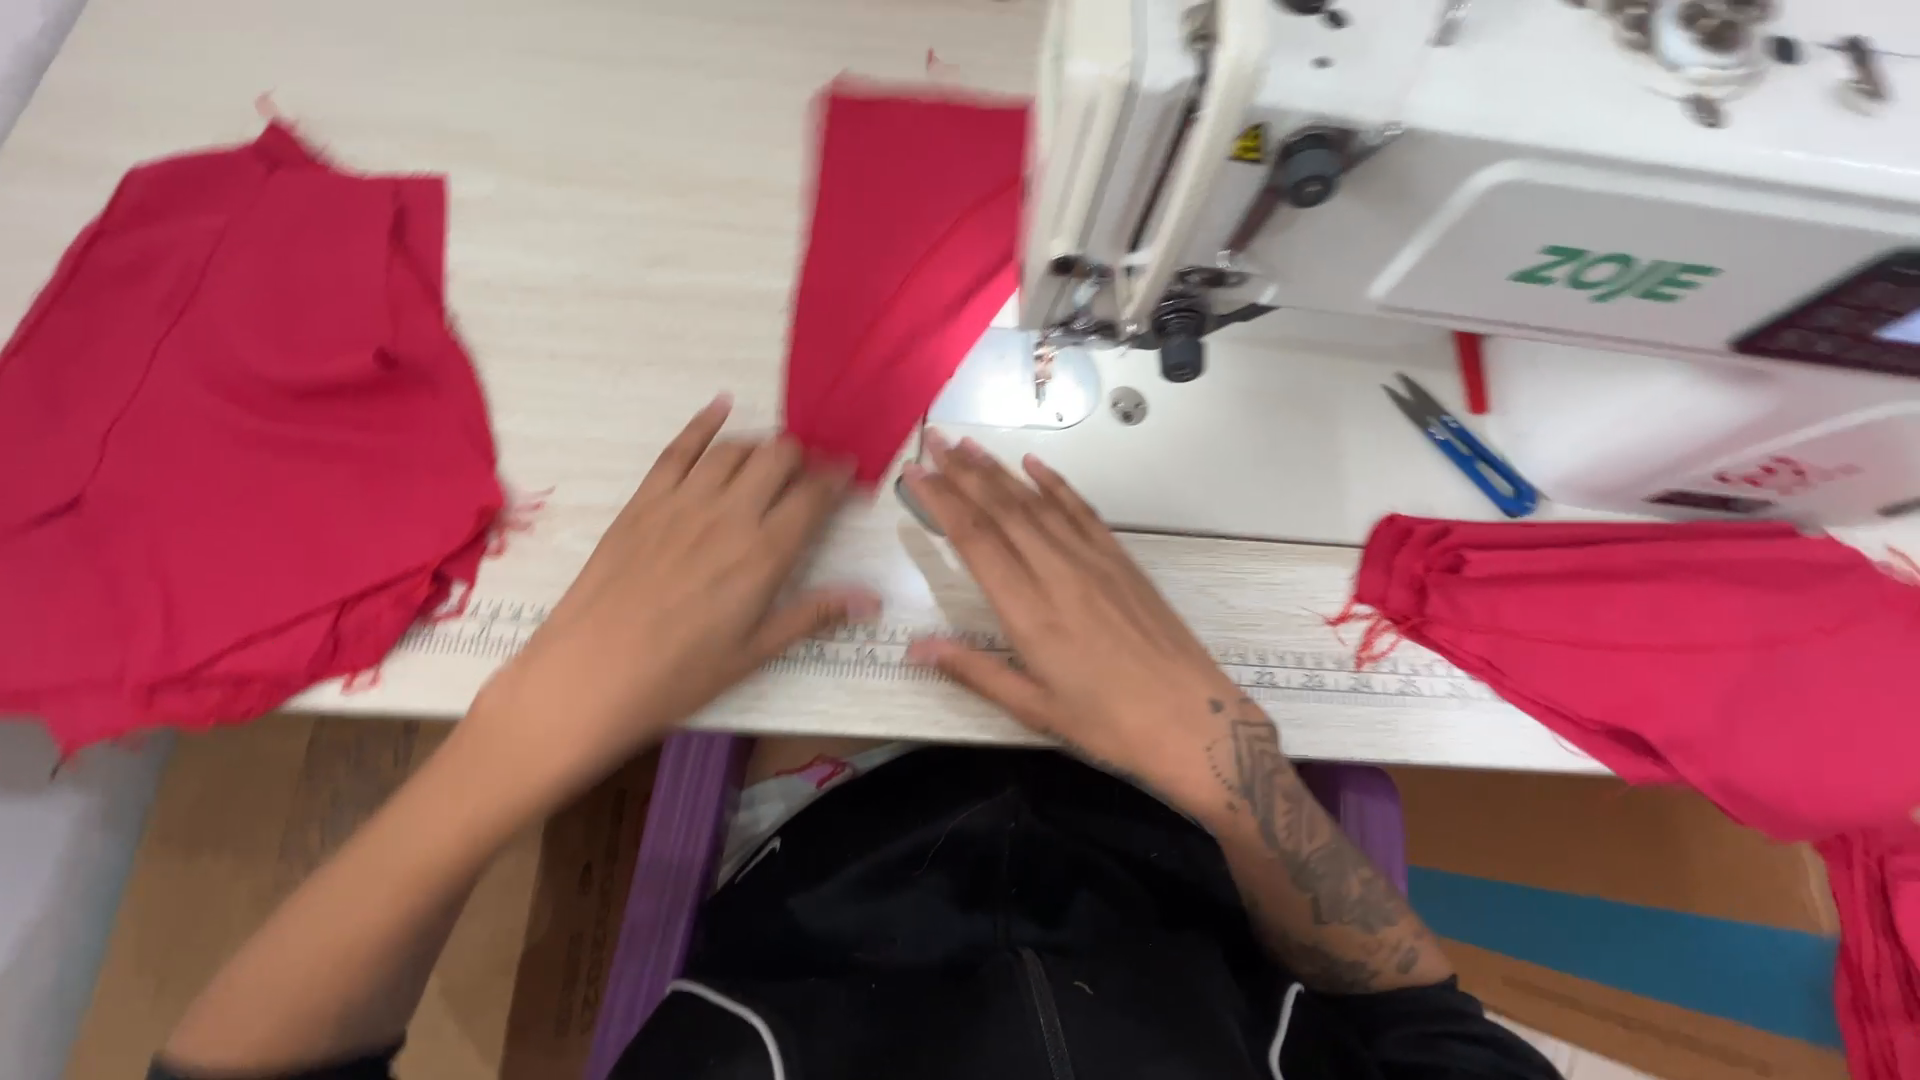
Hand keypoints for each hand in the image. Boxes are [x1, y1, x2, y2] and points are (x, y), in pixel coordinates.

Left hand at [465, 395, 878, 795]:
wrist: (590, 672)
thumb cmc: (681, 673)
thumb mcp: (756, 651)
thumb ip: (814, 614)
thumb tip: (872, 599)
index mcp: (764, 553)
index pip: (815, 496)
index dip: (839, 480)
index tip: (851, 478)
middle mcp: (729, 514)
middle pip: (780, 458)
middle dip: (806, 457)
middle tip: (813, 473)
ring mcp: (683, 501)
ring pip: (736, 449)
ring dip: (764, 444)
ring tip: (775, 457)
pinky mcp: (644, 500)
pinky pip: (679, 448)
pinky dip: (704, 422)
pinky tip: (721, 406)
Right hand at [902, 432, 1239, 786]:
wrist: (1193, 720)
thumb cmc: (1109, 724)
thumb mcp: (1035, 709)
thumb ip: (974, 671)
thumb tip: (915, 647)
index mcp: (1030, 612)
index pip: (975, 540)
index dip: (941, 501)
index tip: (915, 473)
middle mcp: (1058, 573)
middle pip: (1003, 509)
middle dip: (963, 471)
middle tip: (932, 439)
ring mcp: (1095, 561)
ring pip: (1038, 503)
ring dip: (1000, 470)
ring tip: (968, 445)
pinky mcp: (1122, 561)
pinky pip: (1082, 511)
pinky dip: (1056, 484)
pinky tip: (1035, 464)